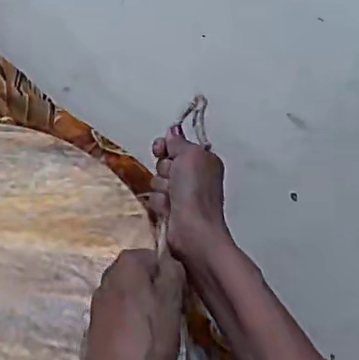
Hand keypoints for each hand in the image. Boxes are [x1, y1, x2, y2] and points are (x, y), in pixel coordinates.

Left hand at [64, 248, 184, 359]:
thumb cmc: (149, 339)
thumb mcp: (171, 302)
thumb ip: (172, 273)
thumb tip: (170, 259)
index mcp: (126, 262)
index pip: (155, 257)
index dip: (171, 276)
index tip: (181, 299)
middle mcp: (108, 273)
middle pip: (142, 275)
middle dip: (158, 291)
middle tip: (172, 316)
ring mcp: (99, 298)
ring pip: (131, 294)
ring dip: (145, 308)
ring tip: (159, 333)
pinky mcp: (97, 321)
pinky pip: (121, 313)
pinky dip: (132, 322)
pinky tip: (141, 343)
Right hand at [151, 126, 228, 260]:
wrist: (193, 230)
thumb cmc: (195, 190)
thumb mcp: (190, 155)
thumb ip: (178, 141)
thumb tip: (173, 130)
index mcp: (203, 160)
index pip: (175, 144)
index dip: (165, 146)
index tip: (160, 150)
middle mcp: (193, 176)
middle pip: (163, 161)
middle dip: (164, 169)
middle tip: (173, 178)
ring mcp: (182, 194)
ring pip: (157, 179)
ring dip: (162, 187)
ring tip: (172, 198)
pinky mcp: (171, 210)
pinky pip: (155, 198)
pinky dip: (160, 203)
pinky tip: (169, 210)